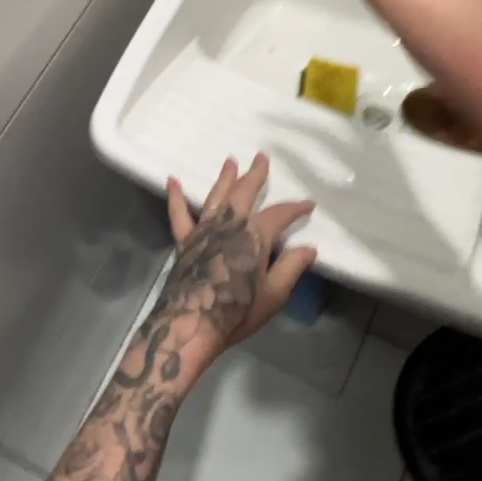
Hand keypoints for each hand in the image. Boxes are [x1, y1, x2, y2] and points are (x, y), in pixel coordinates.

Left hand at [159, 153, 315, 352]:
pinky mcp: (184, 240)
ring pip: (216, 197)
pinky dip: (175, 196)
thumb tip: (309, 248)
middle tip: (262, 157)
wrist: (191, 323)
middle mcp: (229, 224)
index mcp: (255, 236)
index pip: (280, 215)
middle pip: (244, 193)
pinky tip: (172, 180)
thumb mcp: (274, 294)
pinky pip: (179, 214)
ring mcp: (204, 230)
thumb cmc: (237, 311)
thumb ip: (291, 267)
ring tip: (230, 161)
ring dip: (225, 178)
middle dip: (255, 175)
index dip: (295, 208)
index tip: (308, 204)